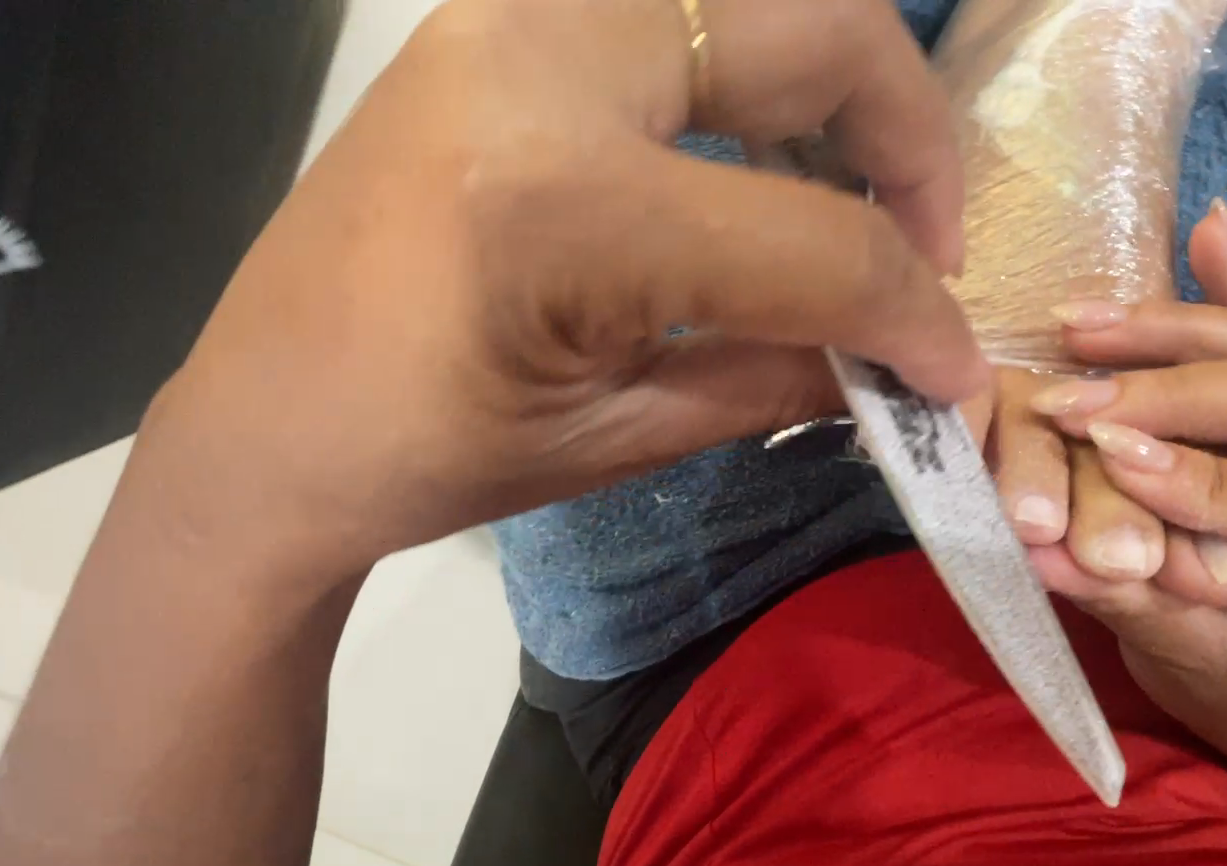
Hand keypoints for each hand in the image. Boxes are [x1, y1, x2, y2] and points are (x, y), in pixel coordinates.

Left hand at [147, 0, 986, 578]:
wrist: (270, 425)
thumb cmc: (433, 460)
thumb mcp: (624, 437)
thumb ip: (781, 382)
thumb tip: (902, 366)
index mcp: (569, 202)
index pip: (817, 242)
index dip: (915, 314)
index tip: (956, 369)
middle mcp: (549, 55)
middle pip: (823, 28)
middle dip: (914, 145)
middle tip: (926, 254)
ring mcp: (515, 12)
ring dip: (846, 93)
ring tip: (860, 210)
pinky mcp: (500, 19)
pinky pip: (686, 16)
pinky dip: (763, 81)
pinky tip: (771, 168)